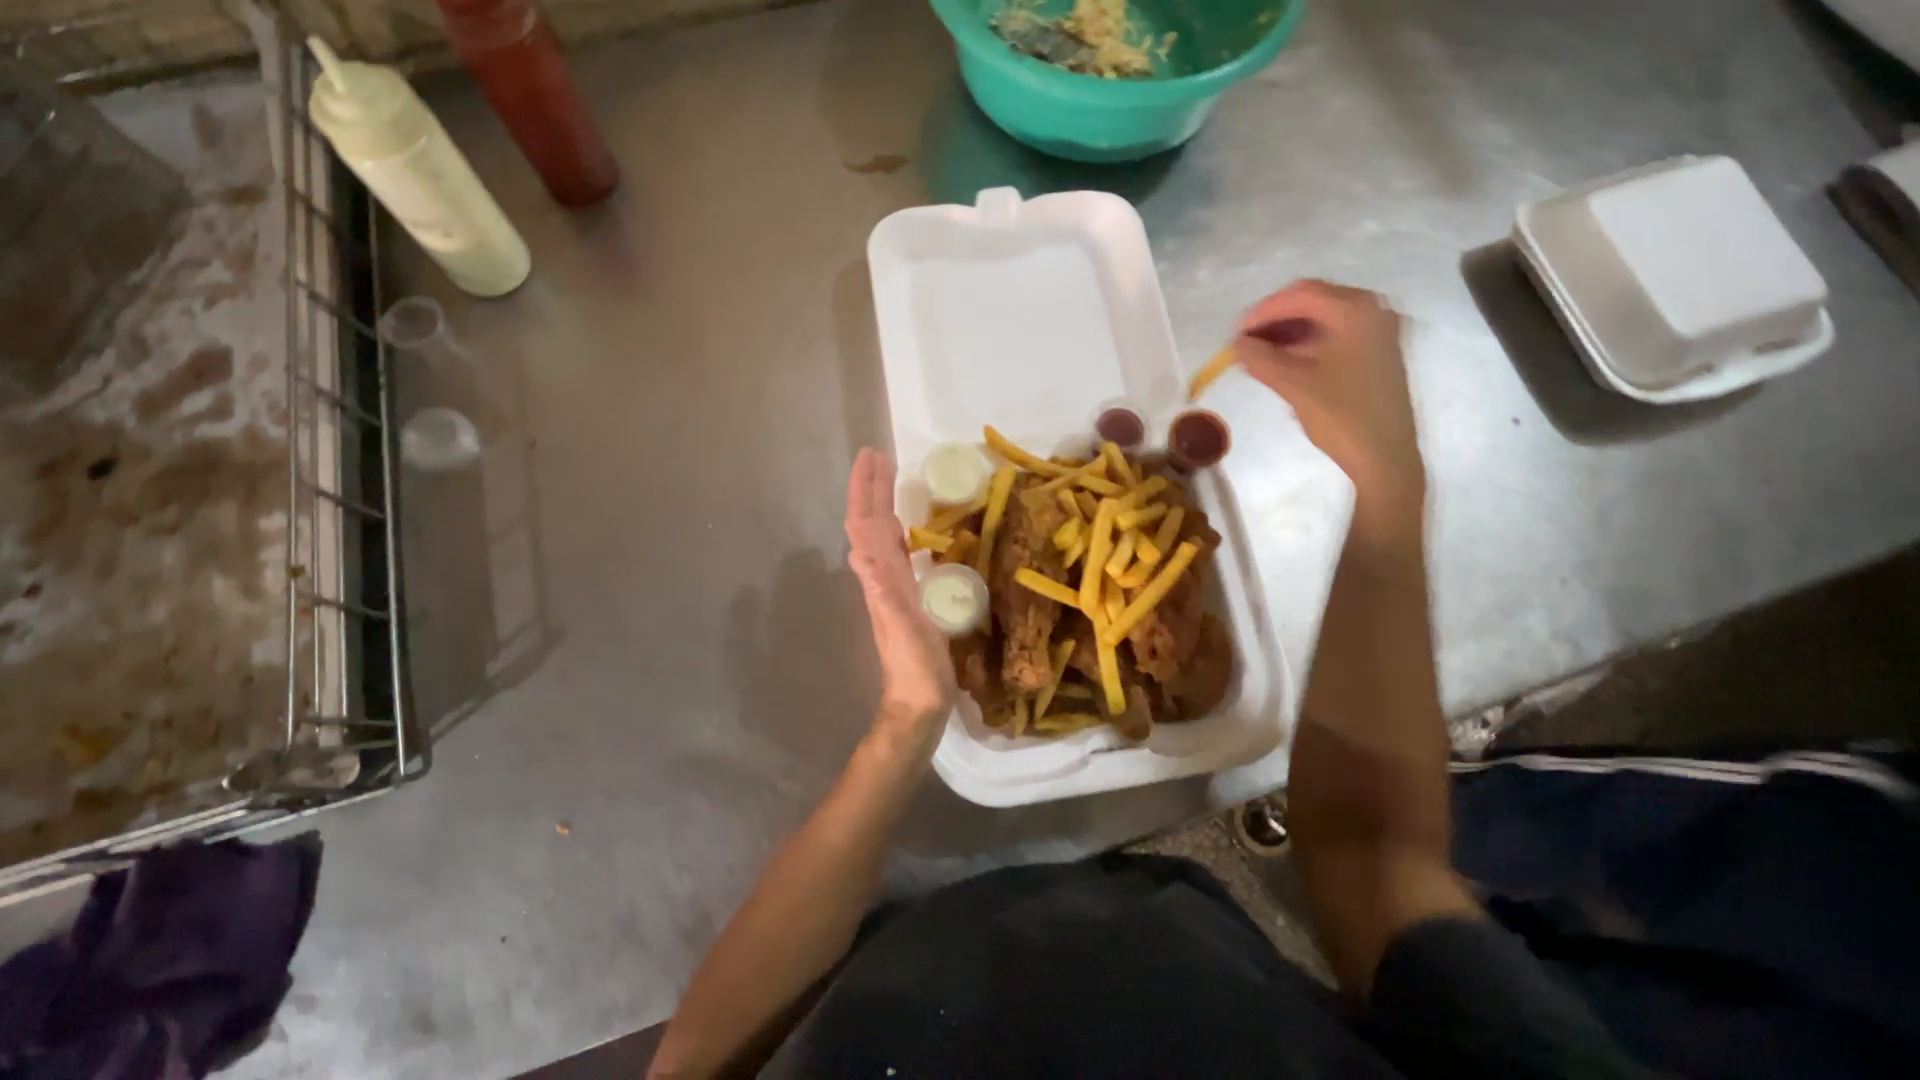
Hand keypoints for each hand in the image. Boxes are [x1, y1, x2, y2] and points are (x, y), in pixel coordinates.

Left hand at [845, 449, 958, 733]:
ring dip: (881, 504)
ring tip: (891, 479)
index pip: (867, 524)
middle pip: (871, 524)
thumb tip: (859, 553)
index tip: (872, 456)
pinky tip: (908, 531)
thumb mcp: (904, 631)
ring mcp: (892, 589)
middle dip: (872, 488)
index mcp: (881, 578)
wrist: (917, 706)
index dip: (867, 490)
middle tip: (880, 455)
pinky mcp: (907, 601)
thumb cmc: (916, 671)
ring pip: (881, 537)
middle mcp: (881, 578)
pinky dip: (898, 533)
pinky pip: (897, 556)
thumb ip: (885, 594)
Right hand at [1232, 280, 1424, 535]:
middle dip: (1276, 319)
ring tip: (1260, 355)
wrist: (1385, 457)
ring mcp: (1379, 331)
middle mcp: (1373, 310)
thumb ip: (1260, 358)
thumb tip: (1236, 344)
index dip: (1262, 311)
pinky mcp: (1379, 352)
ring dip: (1290, 332)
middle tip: (1245, 342)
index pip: (1300, 295)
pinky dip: (1308, 343)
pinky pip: (1337, 335)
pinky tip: (1286, 363)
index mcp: (1356, 310)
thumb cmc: (1341, 416)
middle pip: (1314, 301)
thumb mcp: (1293, 384)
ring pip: (1324, 319)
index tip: (1235, 333)